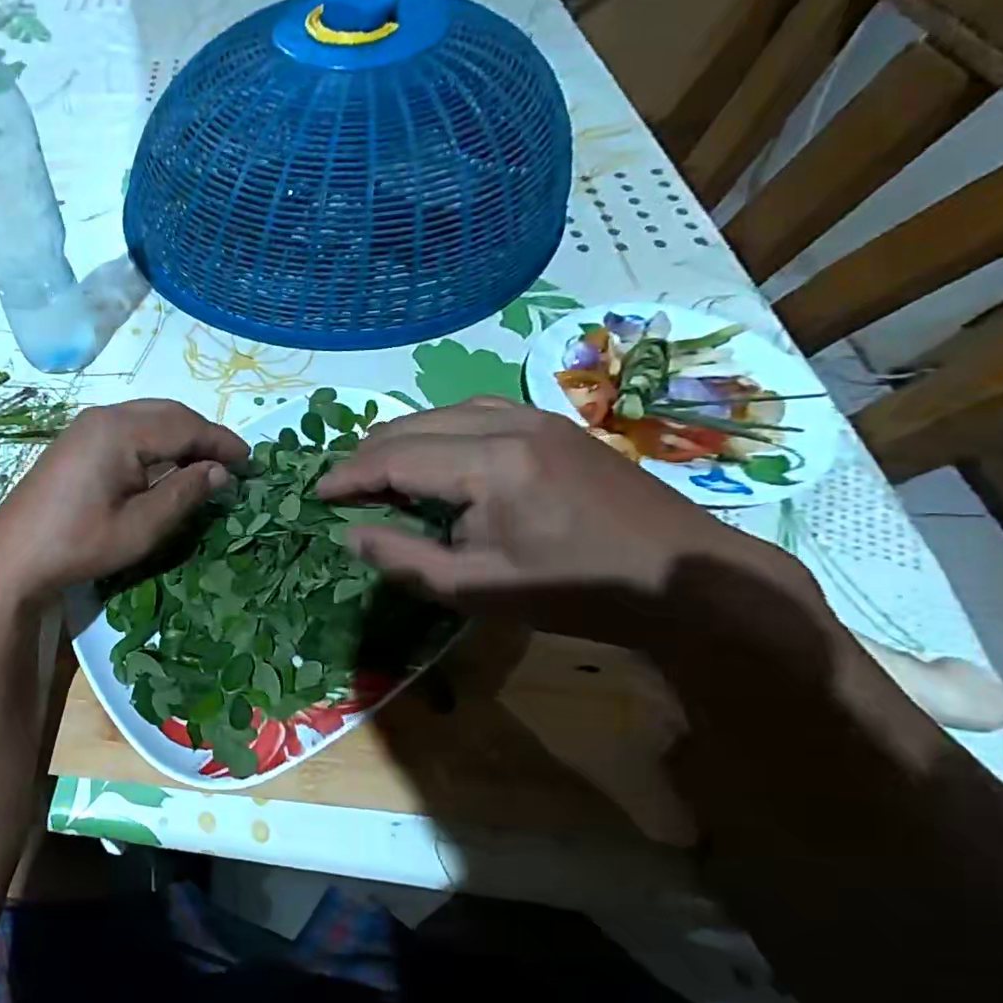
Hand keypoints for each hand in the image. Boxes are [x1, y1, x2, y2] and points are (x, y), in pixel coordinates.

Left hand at [0, 400, 247, 603]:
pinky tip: (164, 466)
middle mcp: (103, 416)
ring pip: (148, 417)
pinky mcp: (76, 440)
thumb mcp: (140, 527)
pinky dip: (155, 440)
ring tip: (204, 465)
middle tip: (231, 464)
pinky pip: (128, 427)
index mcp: (120, 431)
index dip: (221, 442)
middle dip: (203, 435)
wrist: (12, 556)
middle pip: (168, 414)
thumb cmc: (78, 544)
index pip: (186, 426)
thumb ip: (183, 494)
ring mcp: (85, 425)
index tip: (250, 462)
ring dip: (180, 436)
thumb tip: (220, 472)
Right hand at [316, 397, 808, 634]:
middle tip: (343, 488)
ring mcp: (533, 416)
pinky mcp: (551, 421)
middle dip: (367, 455)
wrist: (685, 577)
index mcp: (488, 465)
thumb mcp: (477, 590)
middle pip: (410, 425)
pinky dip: (438, 428)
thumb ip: (404, 559)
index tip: (317, 494)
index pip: (393, 457)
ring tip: (379, 471)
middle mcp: (505, 423)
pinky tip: (435, 454)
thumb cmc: (575, 593)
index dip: (347, 476)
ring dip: (401, 437)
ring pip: (439, 410)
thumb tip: (350, 533)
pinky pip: (474, 410)